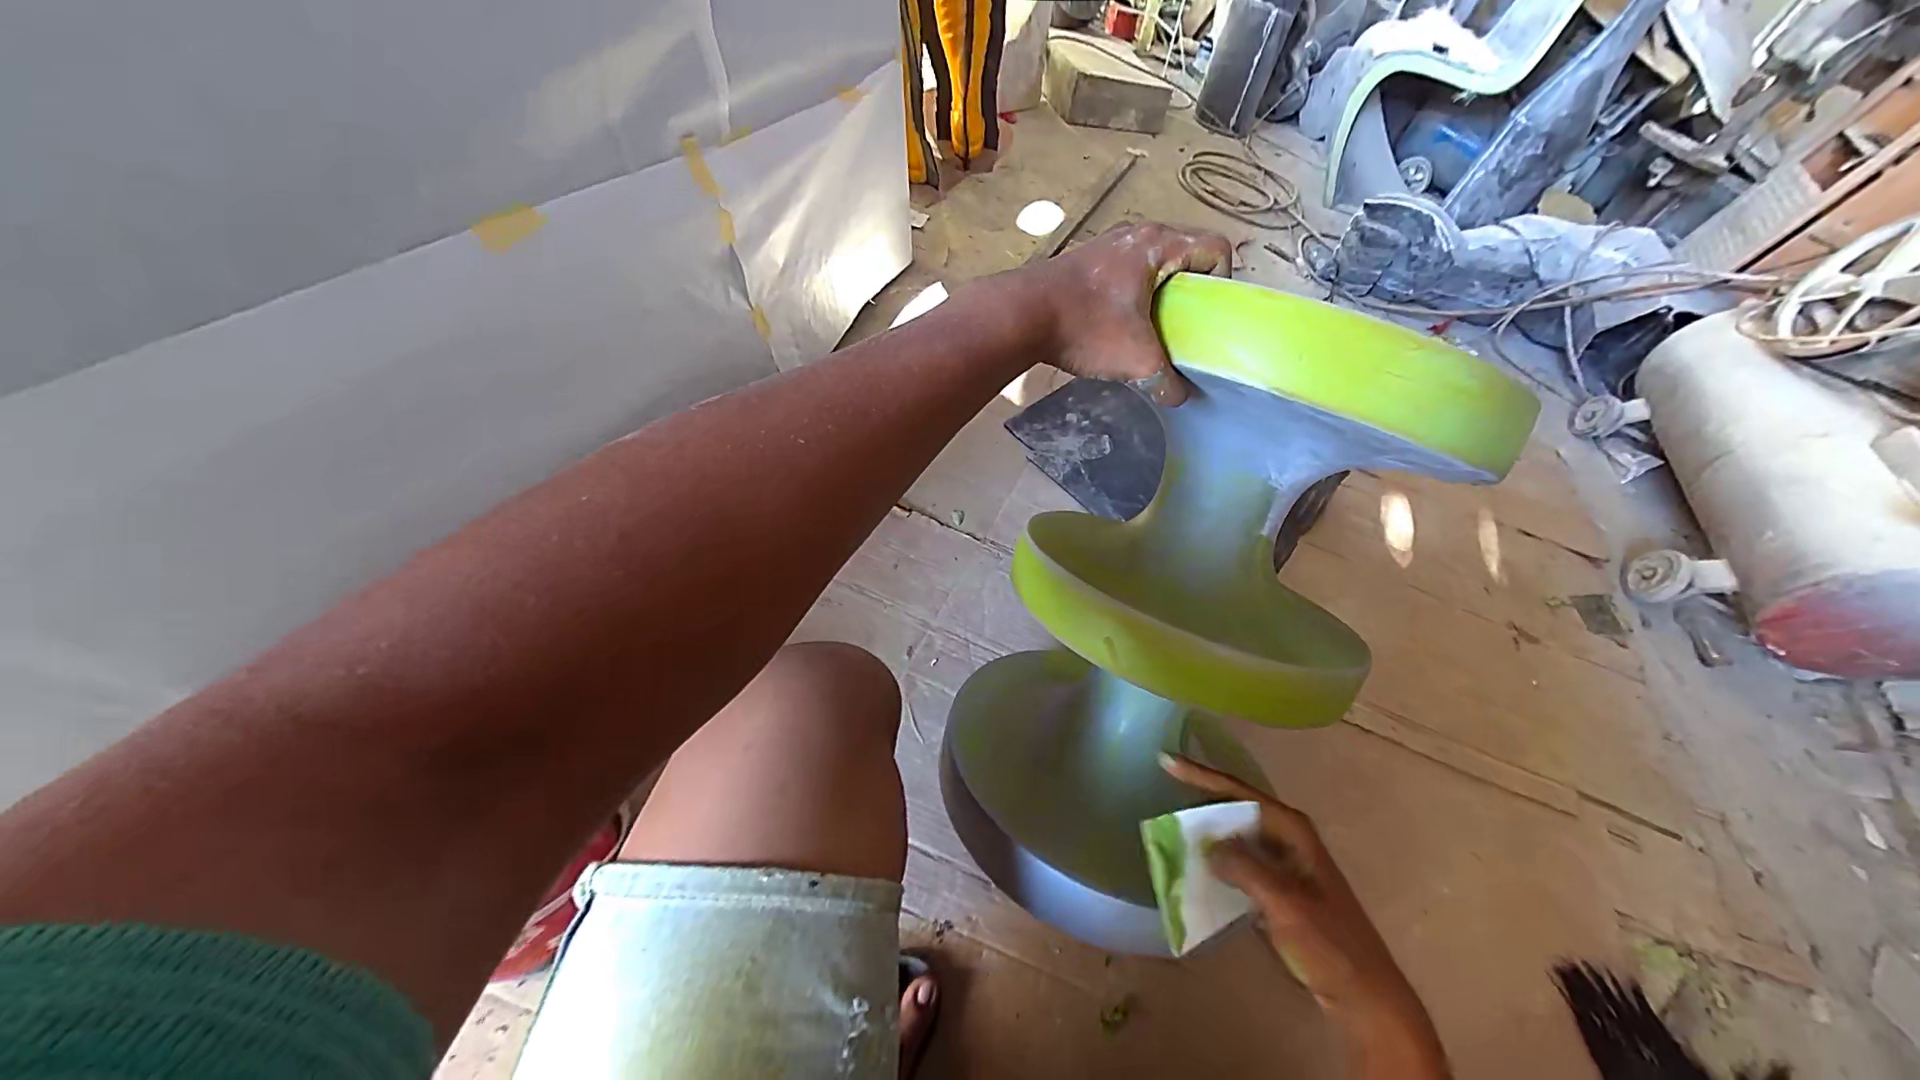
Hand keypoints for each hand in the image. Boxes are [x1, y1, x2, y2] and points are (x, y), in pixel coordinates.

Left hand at [1024, 222, 1231, 405]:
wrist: (1019, 316)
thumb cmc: (1085, 327)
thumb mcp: (1137, 360)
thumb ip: (1166, 380)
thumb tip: (1178, 397)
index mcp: (1160, 243)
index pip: (1216, 249)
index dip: (1222, 283)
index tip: (1207, 317)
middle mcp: (1136, 234)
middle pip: (1186, 256)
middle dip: (1191, 294)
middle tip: (1184, 328)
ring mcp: (1107, 246)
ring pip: (1153, 267)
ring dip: (1159, 297)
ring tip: (1151, 332)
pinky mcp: (1085, 263)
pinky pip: (1126, 275)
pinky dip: (1132, 298)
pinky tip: (1118, 328)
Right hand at [1161, 754, 1449, 1077]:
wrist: (1363, 997)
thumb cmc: (1330, 945)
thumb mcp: (1286, 903)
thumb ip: (1245, 868)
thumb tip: (1206, 845)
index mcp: (1291, 830)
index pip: (1239, 791)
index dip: (1201, 774)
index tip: (1166, 761)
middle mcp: (1284, 838)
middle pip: (1233, 808)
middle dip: (1198, 800)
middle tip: (1161, 791)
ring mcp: (1279, 864)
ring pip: (1231, 837)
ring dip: (1202, 833)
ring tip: (1166, 828)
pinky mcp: (1272, 889)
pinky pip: (1233, 864)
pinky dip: (1211, 863)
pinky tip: (1188, 867)